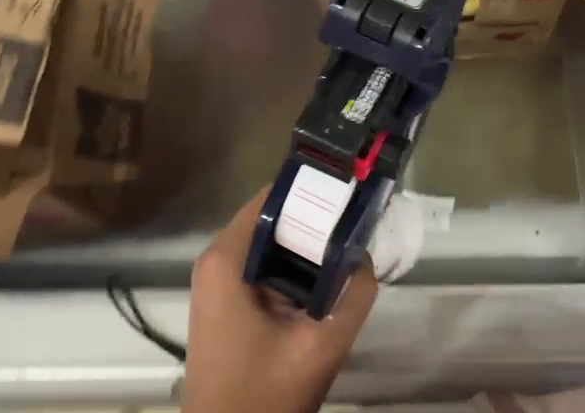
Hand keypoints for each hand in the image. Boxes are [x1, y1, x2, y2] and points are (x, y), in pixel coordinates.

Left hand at [183, 190, 377, 412]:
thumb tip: (366, 256)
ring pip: (273, 245)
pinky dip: (297, 270)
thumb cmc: (263, 399)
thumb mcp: (320, 346)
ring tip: (352, 249)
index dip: (315, 191)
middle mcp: (217, 262)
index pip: (274, 196)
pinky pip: (267, 270)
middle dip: (318, 220)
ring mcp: (219, 286)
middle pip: (275, 218)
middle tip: (361, 224)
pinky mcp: (228, 307)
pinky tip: (328, 284)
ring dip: (310, 247)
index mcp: (227, 259)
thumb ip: (353, 294)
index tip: (354, 193)